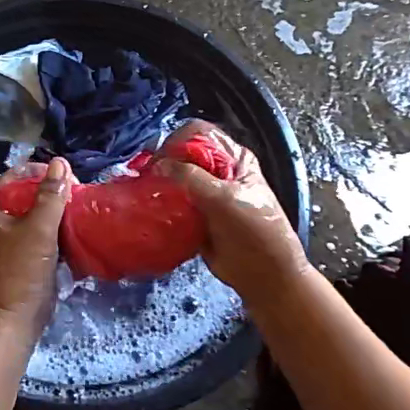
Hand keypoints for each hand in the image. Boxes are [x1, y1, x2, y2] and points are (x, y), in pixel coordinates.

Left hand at [0, 157, 71, 335]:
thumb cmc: (22, 269)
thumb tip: (60, 163)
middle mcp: (0, 220)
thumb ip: (50, 195)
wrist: (16, 315)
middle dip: (52, 190)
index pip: (14, 176)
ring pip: (38, 214)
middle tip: (77, 191)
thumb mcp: (39, 228)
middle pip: (27, 194)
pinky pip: (44, 233)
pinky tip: (77, 227)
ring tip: (80, 207)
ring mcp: (13, 238)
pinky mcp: (27, 254)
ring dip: (58, 210)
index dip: (37, 170)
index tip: (63, 173)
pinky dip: (58, 228)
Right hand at [155, 120, 310, 298]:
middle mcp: (218, 171)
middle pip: (182, 155)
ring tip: (145, 194)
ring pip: (174, 179)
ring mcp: (205, 193)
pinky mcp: (194, 214)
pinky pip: (171, 202)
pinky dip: (160, 203)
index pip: (198, 134)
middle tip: (147, 179)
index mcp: (234, 158)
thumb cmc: (254, 232)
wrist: (264, 275)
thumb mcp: (225, 198)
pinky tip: (150, 208)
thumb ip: (191, 177)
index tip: (161, 161)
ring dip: (159, 184)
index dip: (176, 142)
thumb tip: (157, 165)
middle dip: (162, 163)